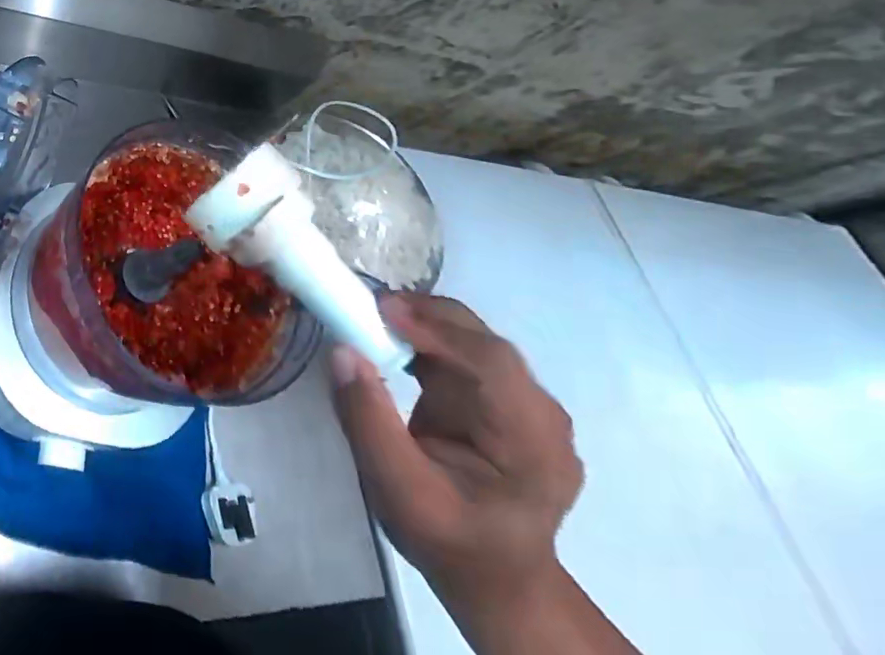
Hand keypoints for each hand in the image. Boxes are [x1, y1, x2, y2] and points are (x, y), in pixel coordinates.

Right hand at [330, 292, 582, 603]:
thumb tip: (343, 351)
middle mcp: (542, 415)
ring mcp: (528, 404)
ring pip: (476, 342)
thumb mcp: (398, 491)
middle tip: (367, 308)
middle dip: (427, 319)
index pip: (494, 366)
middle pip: (487, 346)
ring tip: (373, 320)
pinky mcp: (505, 397)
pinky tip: (393, 340)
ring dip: (424, 325)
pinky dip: (427, 341)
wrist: (492, 576)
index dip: (438, 330)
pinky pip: (466, 354)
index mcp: (533, 445)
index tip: (381, 311)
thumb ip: (369, 422)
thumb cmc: (448, 540)